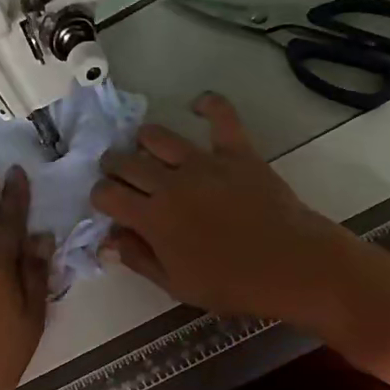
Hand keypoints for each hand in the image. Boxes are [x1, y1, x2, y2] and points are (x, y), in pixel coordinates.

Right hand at [92, 92, 356, 322]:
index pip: (108, 195)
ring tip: (145, 149)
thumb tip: (106, 242)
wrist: (290, 266)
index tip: (106, 205)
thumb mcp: (175, 284)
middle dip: (113, 167)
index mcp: (152, 218)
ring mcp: (204, 162)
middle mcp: (170, 183)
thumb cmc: (230, 284)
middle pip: (126, 162)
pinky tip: (197, 105)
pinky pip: (220, 116)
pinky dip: (208, 105)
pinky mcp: (237, 151)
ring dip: (143, 140)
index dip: (99, 197)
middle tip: (118, 175)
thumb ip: (138, 259)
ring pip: (158, 136)